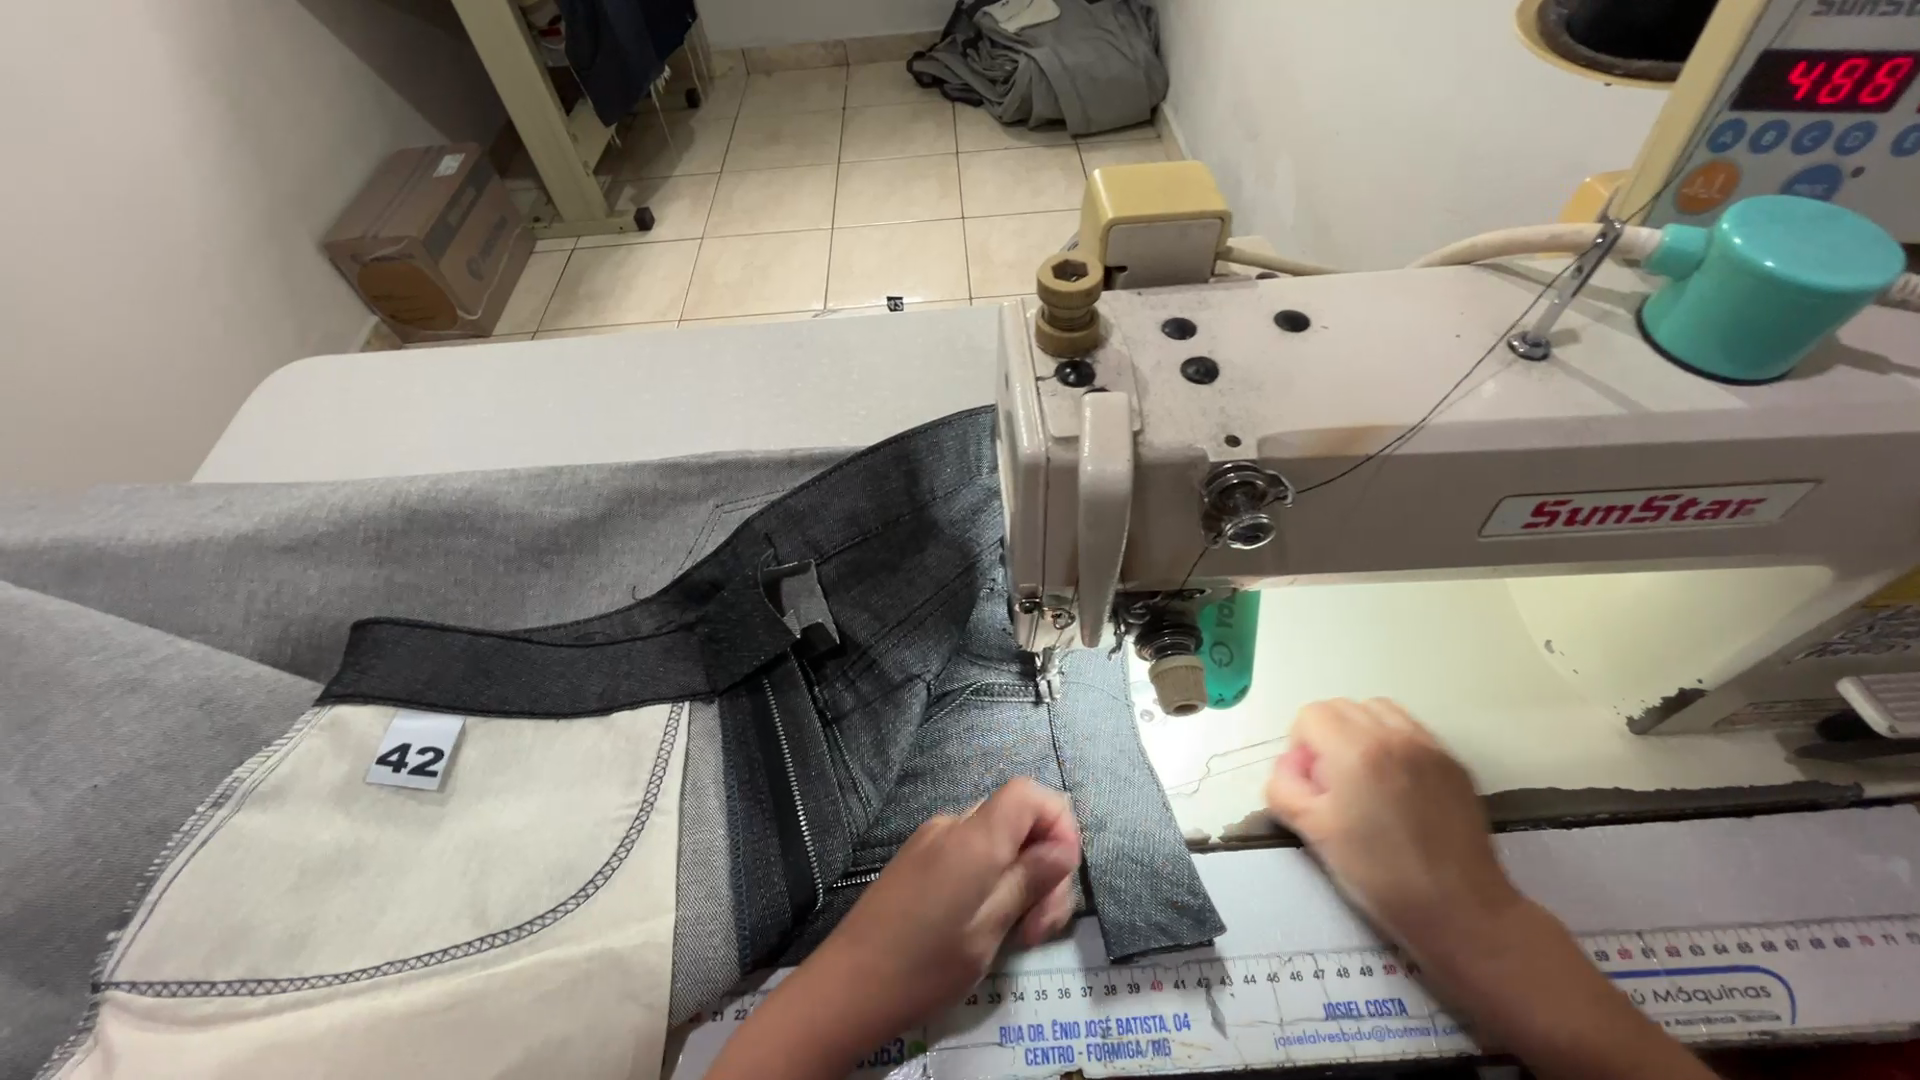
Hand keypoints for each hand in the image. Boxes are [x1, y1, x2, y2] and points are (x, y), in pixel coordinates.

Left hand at [804, 777, 1080, 1040]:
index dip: (1059, 825)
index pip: (1030, 793)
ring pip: (998, 841)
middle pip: (1018, 819)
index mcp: (974, 837)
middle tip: (1040, 929)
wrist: (845, 988)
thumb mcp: (989, 931)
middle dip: (1043, 866)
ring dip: (1019, 880)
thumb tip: (1064, 847)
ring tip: (1017, 935)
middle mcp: (953, 826)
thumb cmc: (924, 967)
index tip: (1061, 877)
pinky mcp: (919, 861)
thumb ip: (1028, 881)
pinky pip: (971, 854)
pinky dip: (992, 881)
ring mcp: (932, 841)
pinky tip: (987, 925)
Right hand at [1264, 698, 1521, 959]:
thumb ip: (1284, 787)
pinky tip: (1395, 784)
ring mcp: (1429, 746)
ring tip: (1363, 776)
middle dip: (1326, 736)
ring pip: (1378, 710)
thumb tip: (1290, 767)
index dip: (1299, 746)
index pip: (1310, 715)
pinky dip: (1391, 742)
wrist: (1460, 910)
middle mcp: (1393, 736)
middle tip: (1332, 783)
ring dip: (1359, 732)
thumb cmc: (1378, 874)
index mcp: (1355, 751)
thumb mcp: (1312, 832)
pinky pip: (1410, 730)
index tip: (1310, 784)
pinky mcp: (1454, 762)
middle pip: (1342, 706)